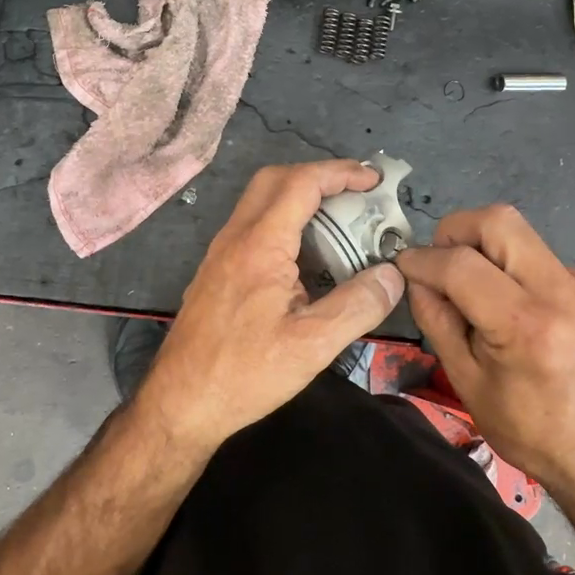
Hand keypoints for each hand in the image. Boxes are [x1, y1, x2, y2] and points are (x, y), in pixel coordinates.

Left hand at [133, 160, 405, 452]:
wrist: (180, 402)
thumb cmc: (245, 373)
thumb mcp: (312, 346)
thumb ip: (356, 305)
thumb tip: (393, 275)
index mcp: (260, 244)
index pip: (301, 183)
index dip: (339, 173)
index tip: (373, 179)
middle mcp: (236, 236)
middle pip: (275, 179)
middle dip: (317, 175)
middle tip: (355, 192)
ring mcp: (221, 252)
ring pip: (259, 201)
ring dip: (298, 196)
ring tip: (337, 220)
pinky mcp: (216, 271)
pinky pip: (252, 225)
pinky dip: (283, 219)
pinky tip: (304, 255)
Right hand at [394, 205, 574, 491]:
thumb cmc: (531, 430)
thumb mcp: (467, 382)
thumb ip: (436, 320)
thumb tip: (416, 277)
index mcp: (528, 327)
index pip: (460, 264)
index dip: (421, 260)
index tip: (402, 267)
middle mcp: (559, 292)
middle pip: (496, 220)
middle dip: (454, 230)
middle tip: (436, 263)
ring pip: (515, 229)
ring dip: (478, 242)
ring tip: (462, 280)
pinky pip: (530, 250)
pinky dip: (501, 259)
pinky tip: (495, 296)